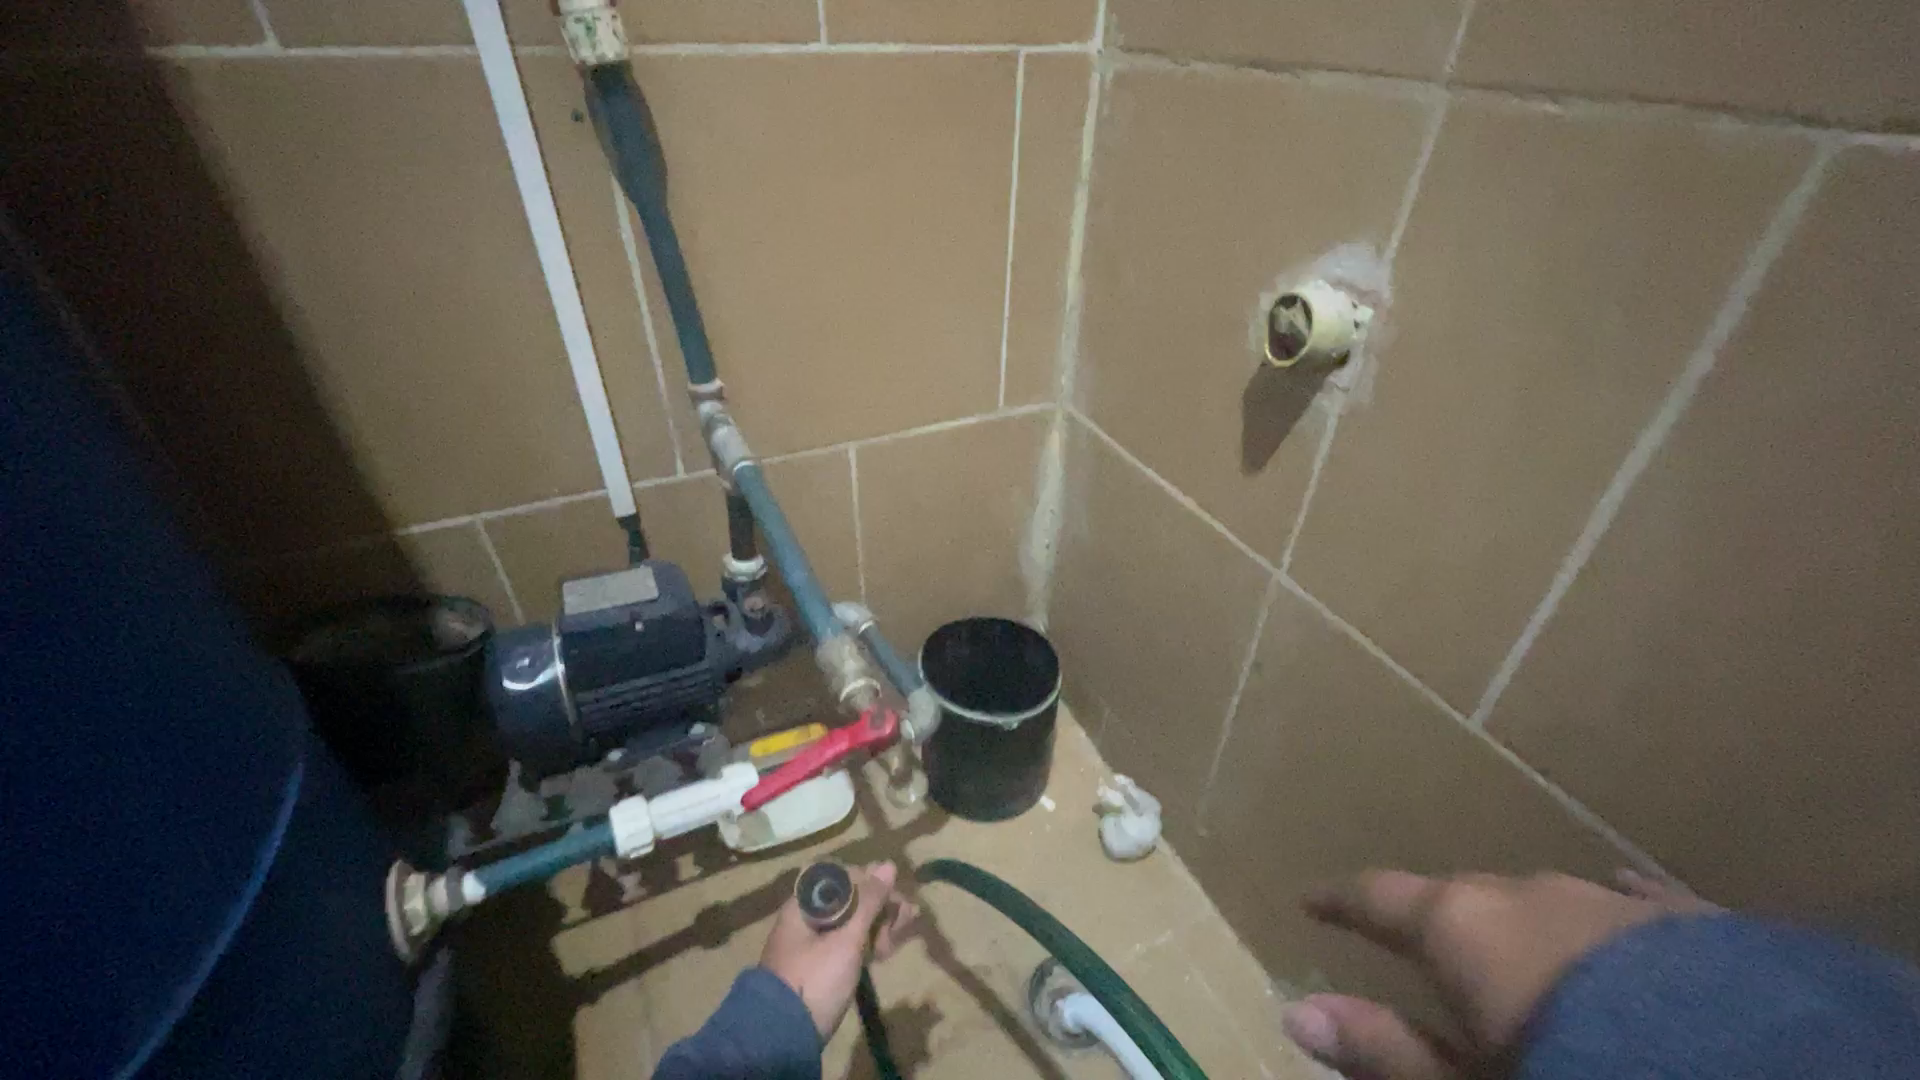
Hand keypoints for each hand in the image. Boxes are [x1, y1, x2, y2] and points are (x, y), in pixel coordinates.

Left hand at [759, 860, 919, 1038]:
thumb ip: (869, 901)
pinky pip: (848, 941)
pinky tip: (884, 951)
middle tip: (907, 919)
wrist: (783, 1036)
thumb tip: (888, 864)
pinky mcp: (820, 963)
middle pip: (852, 898)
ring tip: (897, 940)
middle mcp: (808, 915)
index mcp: (806, 902)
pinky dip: (867, 943)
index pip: (846, 876)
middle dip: (881, 906)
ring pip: (852, 921)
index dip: (874, 884)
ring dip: (878, 925)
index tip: (896, 899)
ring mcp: (814, 940)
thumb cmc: (816, 978)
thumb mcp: (846, 939)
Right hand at [1282, 869, 1714, 1078]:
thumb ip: (1384, 1049)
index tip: (1312, 900)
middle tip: (1420, 945)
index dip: (1340, 901)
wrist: (1761, 1079)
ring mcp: (1605, 903)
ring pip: (1538, 902)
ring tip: (1512, 950)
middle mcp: (1521, 896)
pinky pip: (1629, 905)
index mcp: (1459, 927)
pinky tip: (1614, 898)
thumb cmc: (1578, 1076)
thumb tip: (1296, 1014)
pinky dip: (1602, 916)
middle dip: (1434, 919)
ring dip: (1515, 924)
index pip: (1377, 897)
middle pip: (1458, 898)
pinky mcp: (1687, 923)